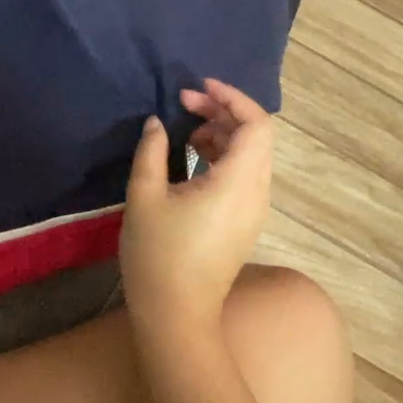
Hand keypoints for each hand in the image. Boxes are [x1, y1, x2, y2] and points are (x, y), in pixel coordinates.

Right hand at [120, 79, 276, 328]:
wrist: (176, 315)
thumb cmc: (158, 254)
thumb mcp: (145, 196)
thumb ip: (152, 150)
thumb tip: (156, 122)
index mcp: (238, 183)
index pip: (256, 124)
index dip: (231, 97)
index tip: (197, 88)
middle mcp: (256, 193)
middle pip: (256, 136)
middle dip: (222, 110)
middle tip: (182, 103)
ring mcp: (253, 209)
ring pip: (250, 154)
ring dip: (221, 131)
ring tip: (183, 127)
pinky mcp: (243, 221)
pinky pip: (243, 173)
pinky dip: (221, 153)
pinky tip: (189, 154)